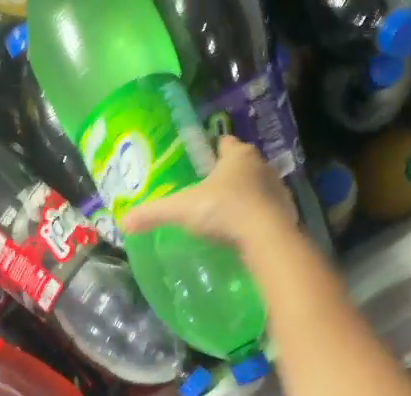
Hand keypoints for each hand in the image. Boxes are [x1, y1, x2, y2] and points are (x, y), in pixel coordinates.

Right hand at [120, 135, 294, 249]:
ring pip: (257, 187)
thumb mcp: (182, 210)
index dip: (212, 150)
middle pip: (242, 164)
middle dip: (228, 175)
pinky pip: (267, 212)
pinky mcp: (286, 213)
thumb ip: (154, 213)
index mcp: (237, 155)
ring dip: (245, 197)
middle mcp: (261, 165)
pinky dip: (257, 219)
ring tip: (226, 214)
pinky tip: (244, 233)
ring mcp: (277, 189)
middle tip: (209, 191)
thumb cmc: (224, 211)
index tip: (201, 162)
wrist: (266, 237)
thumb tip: (123, 222)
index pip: (224, 142)